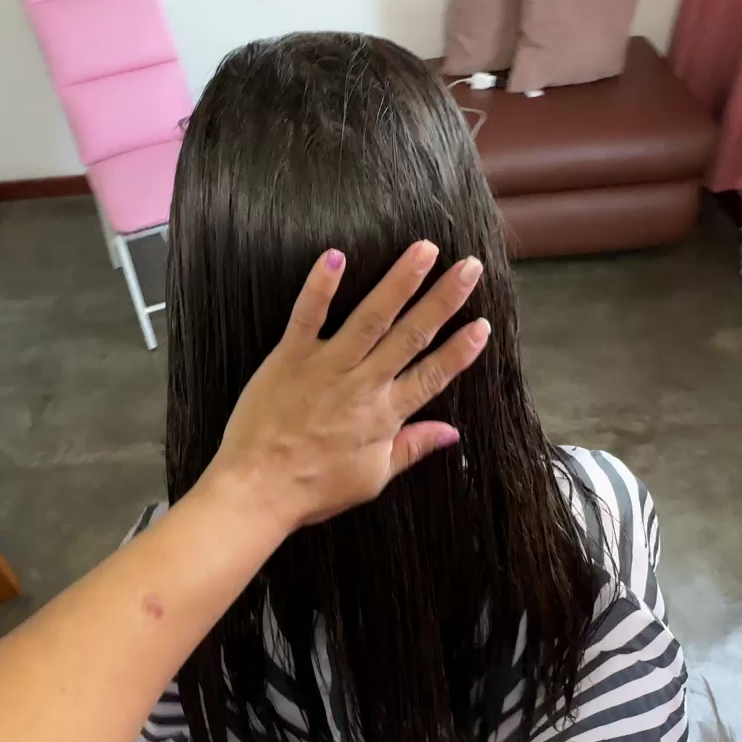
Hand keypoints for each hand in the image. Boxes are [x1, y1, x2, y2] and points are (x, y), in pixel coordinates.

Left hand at [197, 241, 490, 530]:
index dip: (459, 352)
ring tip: (425, 250)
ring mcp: (327, 368)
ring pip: (371, 318)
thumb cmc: (312, 489)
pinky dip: (321, 287)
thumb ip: (411, 449)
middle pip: (411, 336)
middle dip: (444, 301)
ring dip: (400, 282)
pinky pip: (307, 316)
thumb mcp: (372, 478)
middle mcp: (363, 385)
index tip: (482, 325)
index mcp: (384, 416)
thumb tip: (452, 434)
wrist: (258, 491)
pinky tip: (337, 256)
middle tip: (470, 268)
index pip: (432, 376)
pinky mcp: (289, 358)